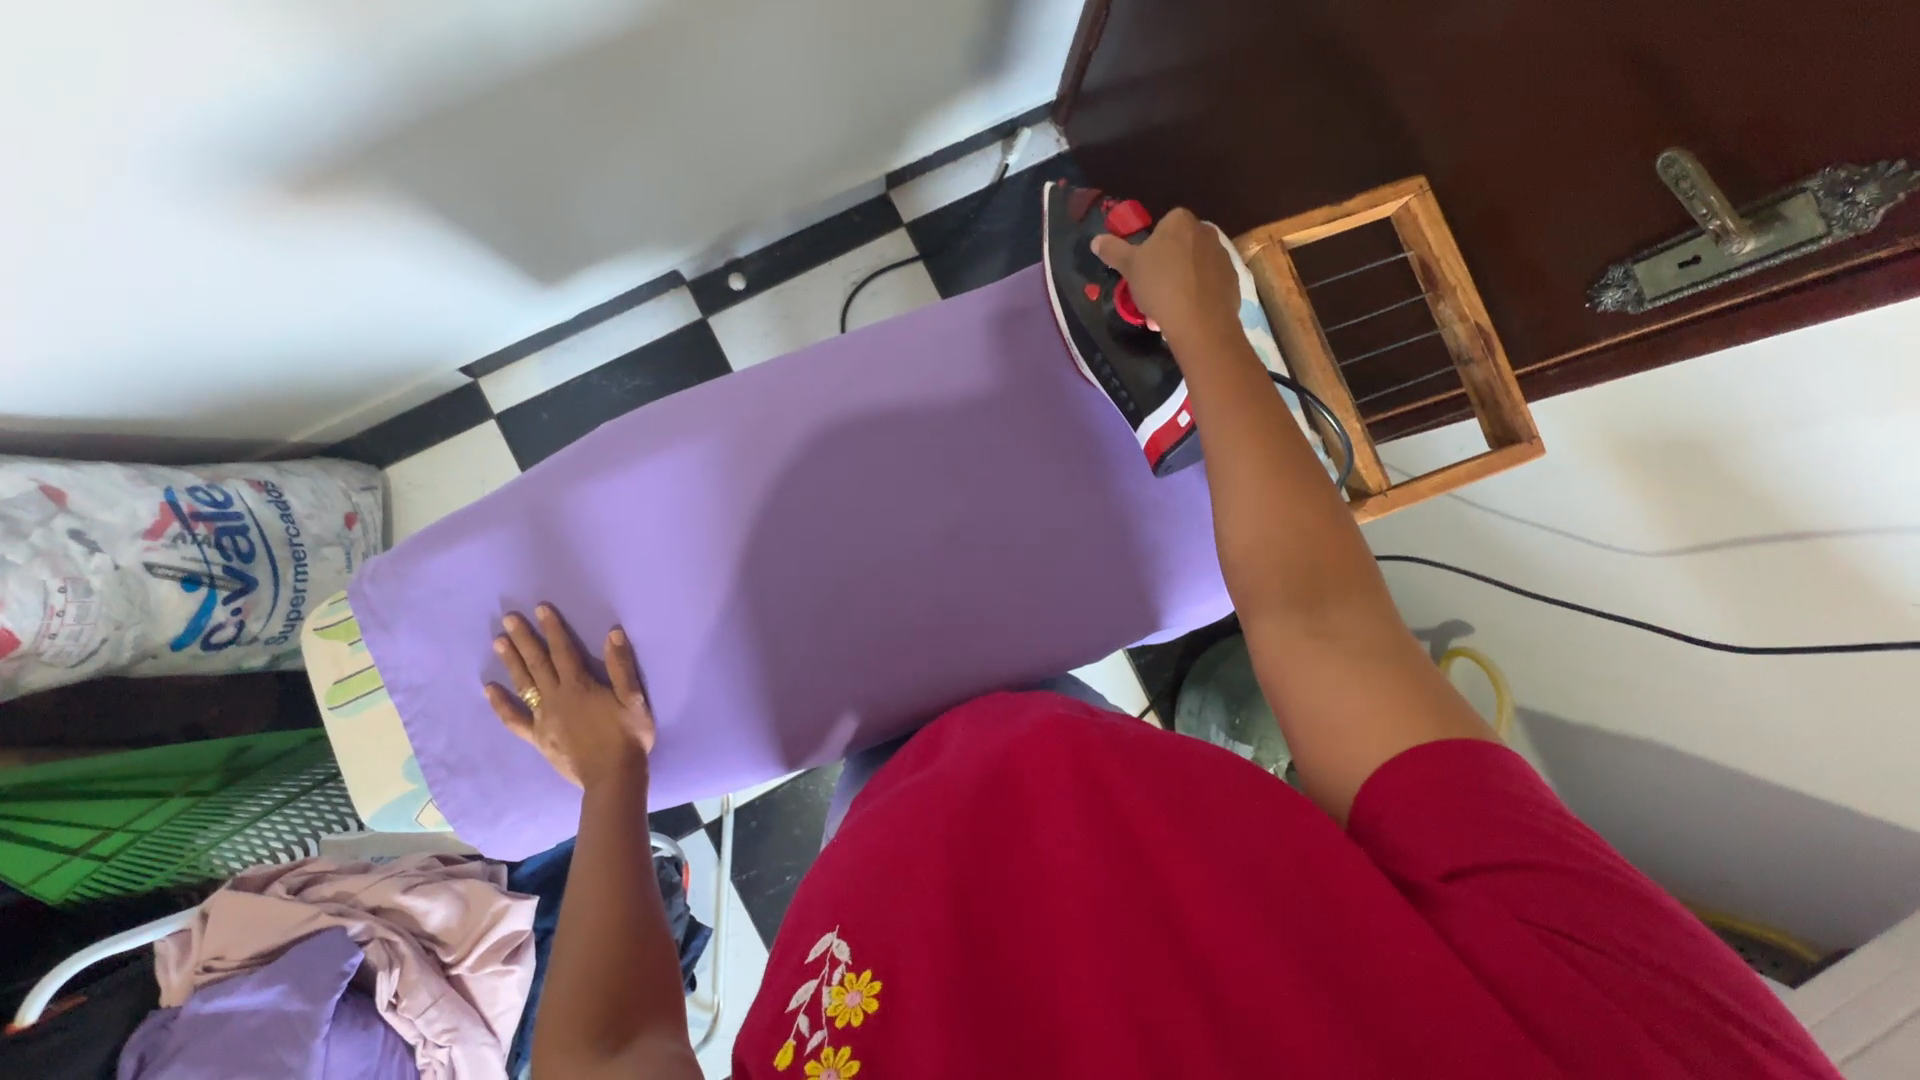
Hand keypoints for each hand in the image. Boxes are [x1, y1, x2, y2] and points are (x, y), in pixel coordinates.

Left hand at [483, 603, 655, 790]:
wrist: (613, 775)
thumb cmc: (628, 736)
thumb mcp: (634, 699)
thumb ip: (622, 666)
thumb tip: (613, 633)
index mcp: (580, 686)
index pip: (563, 650)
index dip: (553, 628)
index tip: (541, 609)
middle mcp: (556, 697)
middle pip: (538, 662)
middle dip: (524, 638)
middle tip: (509, 618)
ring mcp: (543, 718)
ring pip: (524, 684)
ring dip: (511, 662)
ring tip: (499, 642)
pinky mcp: (538, 737)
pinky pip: (514, 719)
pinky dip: (500, 704)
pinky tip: (489, 690)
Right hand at [1090, 208, 1241, 351]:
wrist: (1199, 321)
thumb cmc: (1160, 286)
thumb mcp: (1129, 267)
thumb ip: (1113, 250)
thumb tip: (1095, 240)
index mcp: (1180, 221)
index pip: (1163, 226)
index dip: (1152, 248)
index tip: (1145, 270)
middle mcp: (1206, 231)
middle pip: (1180, 246)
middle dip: (1168, 265)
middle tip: (1154, 290)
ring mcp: (1223, 255)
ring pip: (1195, 266)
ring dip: (1183, 280)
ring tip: (1169, 307)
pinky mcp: (1233, 279)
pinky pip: (1210, 283)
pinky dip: (1199, 294)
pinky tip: (1188, 312)